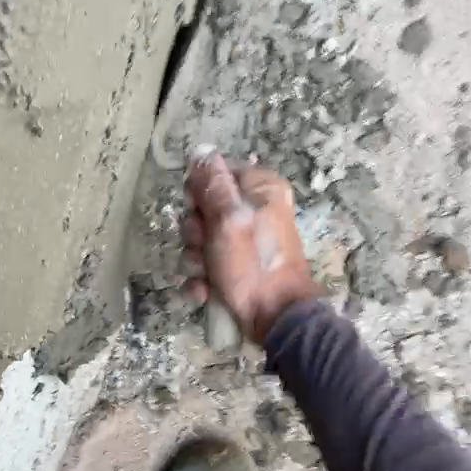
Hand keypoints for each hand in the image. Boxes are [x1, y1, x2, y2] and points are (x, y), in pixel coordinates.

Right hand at [182, 152, 323, 343]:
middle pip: (203, 208)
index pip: (215, 173)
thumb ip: (213, 184)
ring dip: (196, 260)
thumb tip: (200, 151)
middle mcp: (254, 209)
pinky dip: (202, 280)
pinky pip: (207, 265)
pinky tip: (205, 291)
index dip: (198, 194)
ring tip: (208, 275)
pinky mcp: (238, 267)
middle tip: (206, 248)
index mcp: (260, 189)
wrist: (275, 319)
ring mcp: (245, 241)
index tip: (198, 213)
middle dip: (195, 233)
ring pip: (201, 239)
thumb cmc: (253, 267)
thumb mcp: (229, 220)